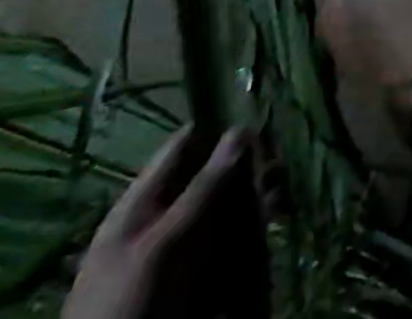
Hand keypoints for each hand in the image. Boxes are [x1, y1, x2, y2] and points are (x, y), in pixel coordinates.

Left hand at [63, 126, 265, 318]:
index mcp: (142, 202)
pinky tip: (279, 209)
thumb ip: (203, 187)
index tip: (260, 116)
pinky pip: (239, 226)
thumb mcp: (163, 241)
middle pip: (214, 170)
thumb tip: (242, 129)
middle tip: (278, 157)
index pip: (183, 147)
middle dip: (249, 160)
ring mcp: (187, 237)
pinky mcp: (207, 258)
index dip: (219, 127)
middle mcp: (167, 212)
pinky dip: (260, 215)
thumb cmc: (127, 296)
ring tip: (283, 184)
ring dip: (259, 188)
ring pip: (232, 196)